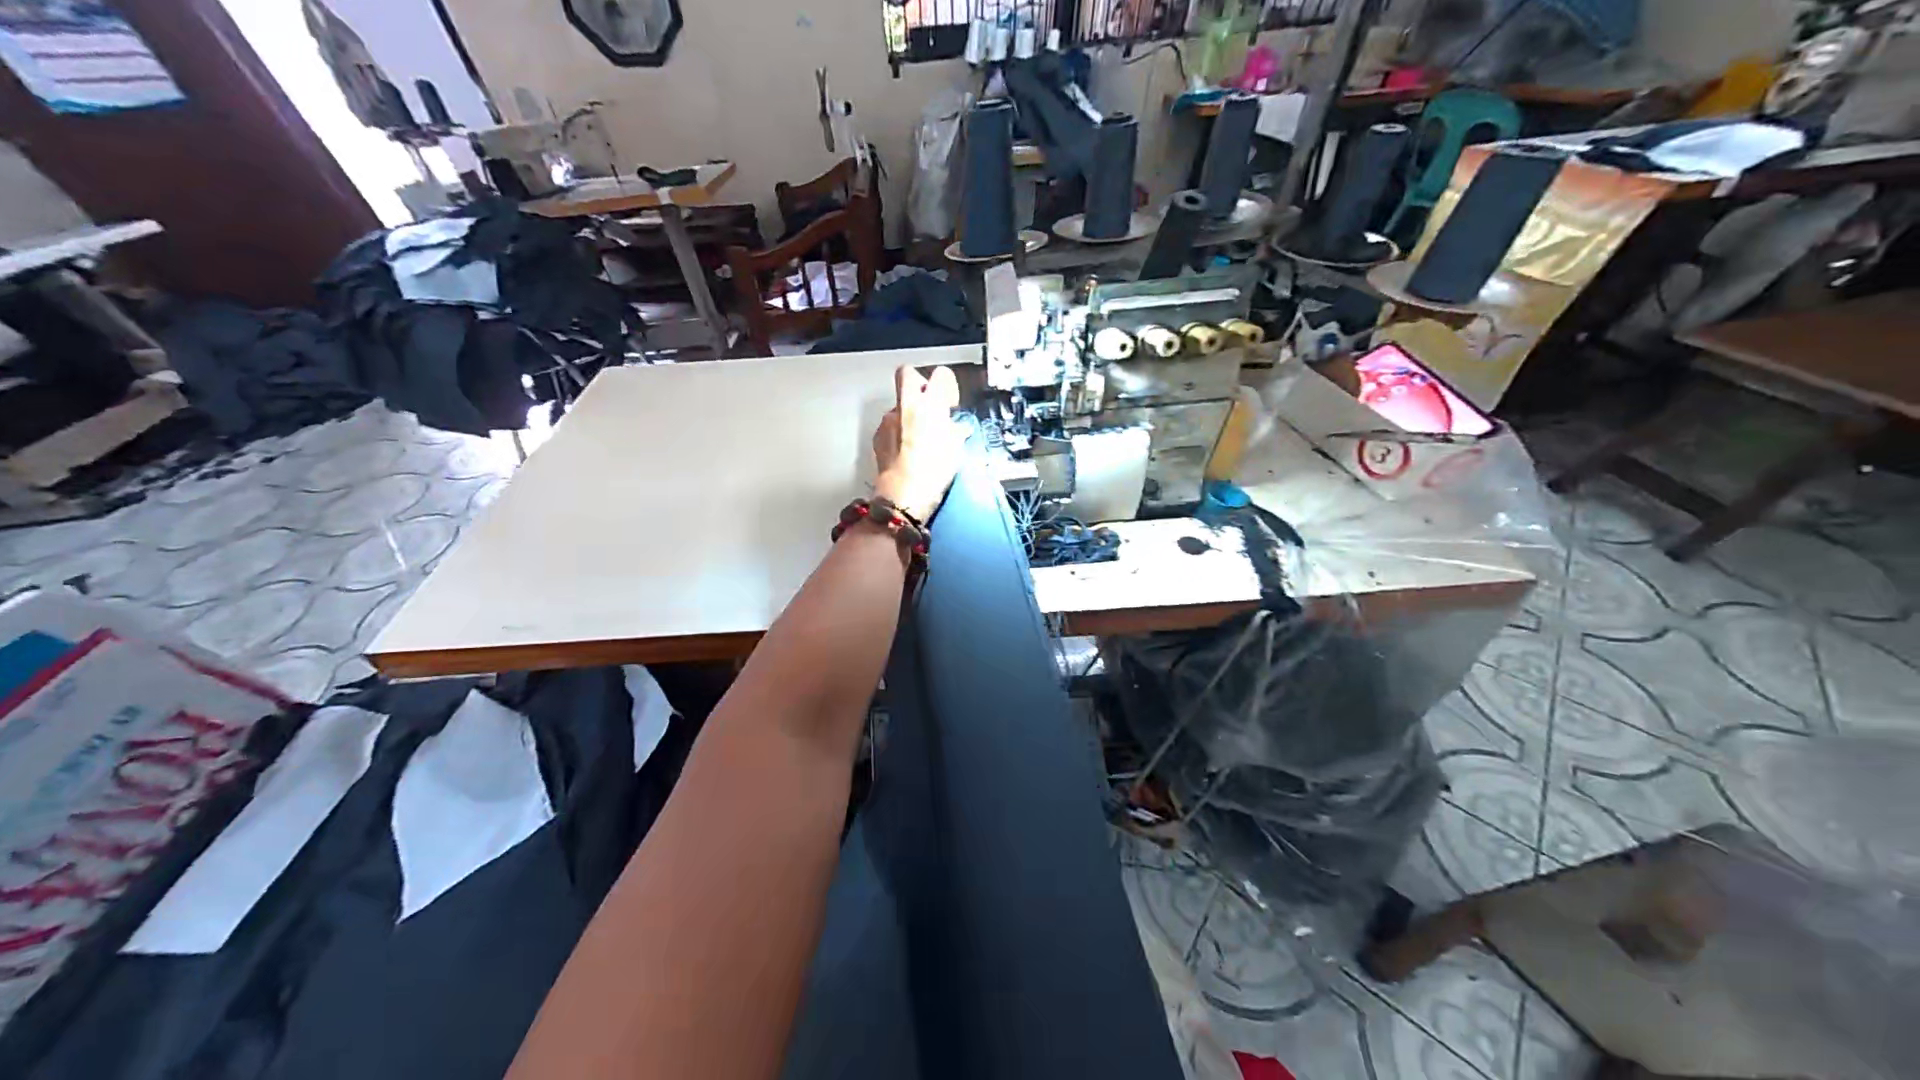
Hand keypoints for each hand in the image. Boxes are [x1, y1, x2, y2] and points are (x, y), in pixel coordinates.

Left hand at [873, 365, 962, 523]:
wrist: (903, 495)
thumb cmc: (933, 474)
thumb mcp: (955, 452)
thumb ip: (955, 433)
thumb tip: (955, 429)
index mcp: (931, 405)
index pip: (941, 375)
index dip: (947, 385)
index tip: (950, 400)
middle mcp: (907, 406)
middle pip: (908, 374)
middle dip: (919, 383)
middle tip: (929, 403)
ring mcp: (889, 420)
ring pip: (898, 403)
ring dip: (908, 412)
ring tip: (919, 436)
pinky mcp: (878, 436)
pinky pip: (890, 425)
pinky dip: (898, 431)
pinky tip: (906, 450)